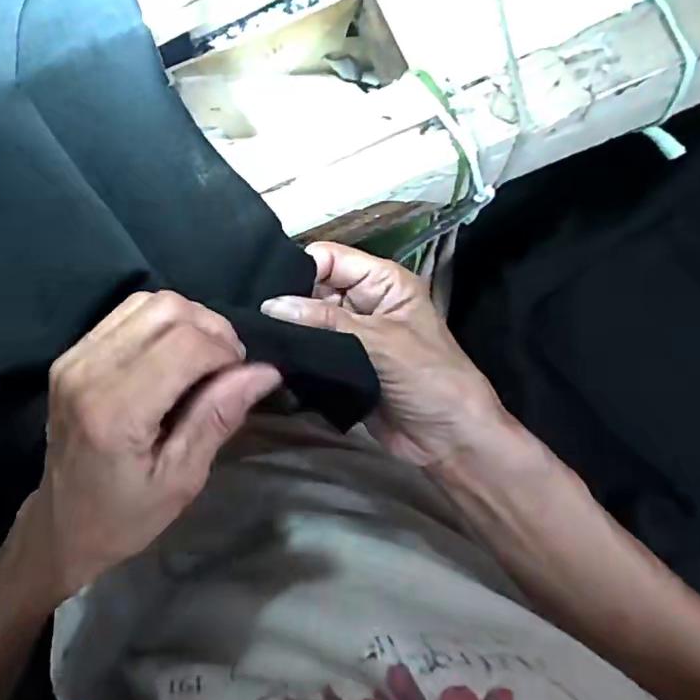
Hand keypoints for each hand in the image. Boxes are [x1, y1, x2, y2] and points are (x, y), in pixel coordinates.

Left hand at [18, 291, 282, 602]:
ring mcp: (73, 357)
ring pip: (146, 301)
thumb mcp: (181, 479)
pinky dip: (159, 323)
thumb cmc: (124, 515)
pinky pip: (124, 312)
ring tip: (202, 360)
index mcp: (115, 410)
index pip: (185, 344)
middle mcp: (88, 370)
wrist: (61, 523)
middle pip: (167, 310)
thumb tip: (265, 371)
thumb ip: (217, 417)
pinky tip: (171, 355)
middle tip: (226, 368)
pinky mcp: (69, 354)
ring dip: (187, 321)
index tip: (240, 379)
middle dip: (211, 330)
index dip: (226, 352)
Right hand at [260, 241, 511, 466]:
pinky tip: (264, 351)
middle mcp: (361, 302)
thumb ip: (326, 321)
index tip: (262, 285)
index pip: (328, 258)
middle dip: (284, 298)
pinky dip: (288, 350)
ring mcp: (347, 334)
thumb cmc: (430, 381)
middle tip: (250, 311)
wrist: (449, 441)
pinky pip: (305, 348)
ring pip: (303, 318)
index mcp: (381, 282)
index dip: (298, 267)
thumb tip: (270, 305)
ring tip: (252, 332)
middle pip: (310, 286)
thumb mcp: (382, 343)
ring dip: (283, 327)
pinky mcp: (336, 363)